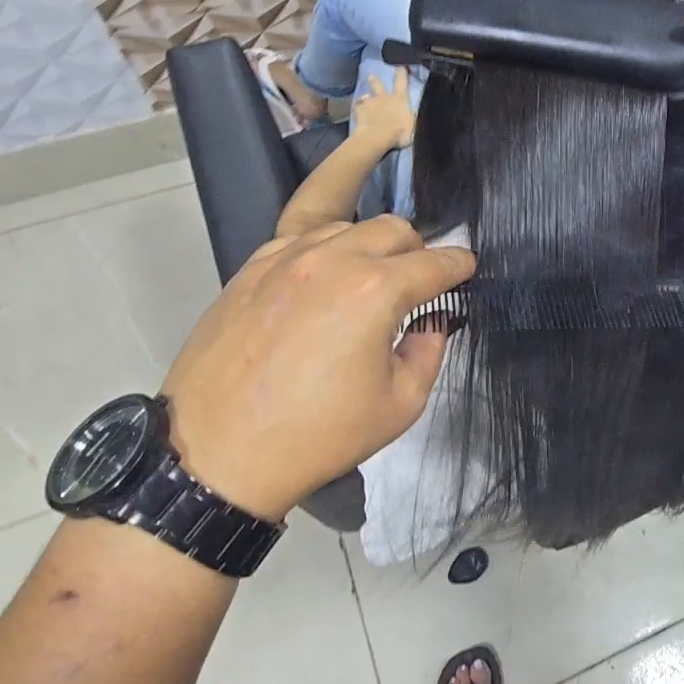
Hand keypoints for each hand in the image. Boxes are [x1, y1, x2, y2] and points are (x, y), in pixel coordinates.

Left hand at [161, 216, 474, 521]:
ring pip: (345, 228)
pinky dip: (323, 253)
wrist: (216, 455)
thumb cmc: (317, 436)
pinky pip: (298, 242)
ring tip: (367, 282)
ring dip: (369, 247)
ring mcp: (284, 260)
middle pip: (393, 229)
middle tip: (418, 282)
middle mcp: (332, 261)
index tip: (467, 268)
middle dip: (417, 250)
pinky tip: (320, 285)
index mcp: (376, 291)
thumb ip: (428, 352)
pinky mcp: (248, 271)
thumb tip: (431, 323)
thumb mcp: (399, 406)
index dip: (459, 264)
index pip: (435, 262)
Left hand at [349, 69, 416, 151]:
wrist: (377, 137)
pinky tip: (358, 110)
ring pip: (366, 95)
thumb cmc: (399, 133)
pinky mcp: (359, 110)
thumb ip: (411, 117)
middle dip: (375, 80)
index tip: (400, 65)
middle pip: (378, 84)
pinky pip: (357, 106)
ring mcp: (370, 103)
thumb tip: (412, 113)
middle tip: (371, 75)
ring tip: (364, 98)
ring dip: (366, 96)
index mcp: (399, 99)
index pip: (401, 81)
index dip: (401, 72)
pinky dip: (358, 107)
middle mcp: (384, 97)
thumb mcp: (413, 125)